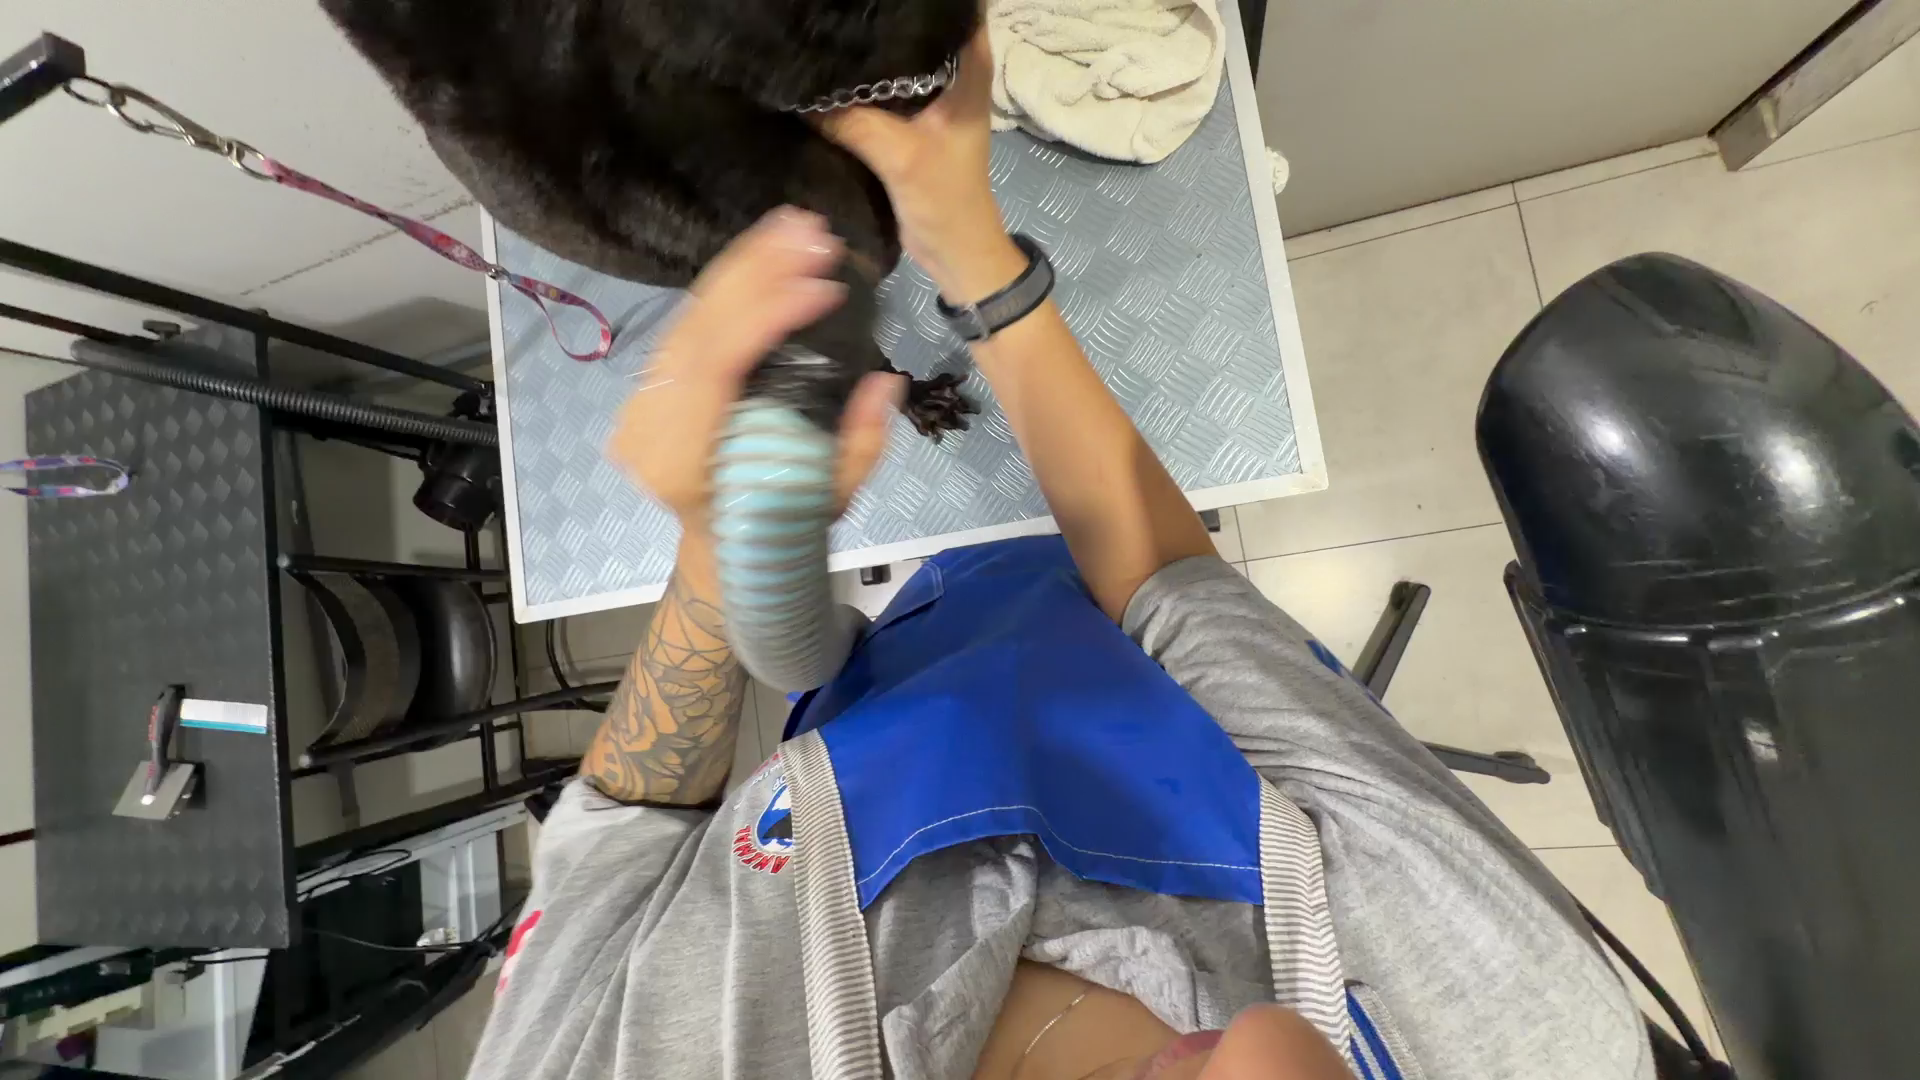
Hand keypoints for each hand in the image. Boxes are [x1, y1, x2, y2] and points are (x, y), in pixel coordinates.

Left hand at [607, 207, 905, 539]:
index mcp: (682, 461)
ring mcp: (641, 401)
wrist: (720, 547)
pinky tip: (764, 254)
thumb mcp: (827, 503)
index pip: (717, 367)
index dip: (766, 315)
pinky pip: (688, 323)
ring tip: (795, 227)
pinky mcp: (651, 385)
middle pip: (698, 329)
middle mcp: (648, 424)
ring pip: (689, 316)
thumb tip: (885, 381)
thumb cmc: (775, 531)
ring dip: (745, 266)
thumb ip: (857, 448)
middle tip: (814, 232)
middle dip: (759, 272)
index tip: (824, 286)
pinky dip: (728, 285)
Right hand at [818, 28, 1027, 306]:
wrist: (954, 252)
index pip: (944, 7)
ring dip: (862, 51)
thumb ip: (850, 119)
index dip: (903, 2)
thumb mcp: (899, 156)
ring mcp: (929, 93)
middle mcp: (951, 67)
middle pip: (909, 24)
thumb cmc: (945, 201)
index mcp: (968, 63)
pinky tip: (827, 72)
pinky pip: (879, 86)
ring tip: (823, 34)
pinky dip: (858, 82)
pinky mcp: (908, 118)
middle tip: (830, 11)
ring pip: (892, 54)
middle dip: (873, 19)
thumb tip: (796, 88)